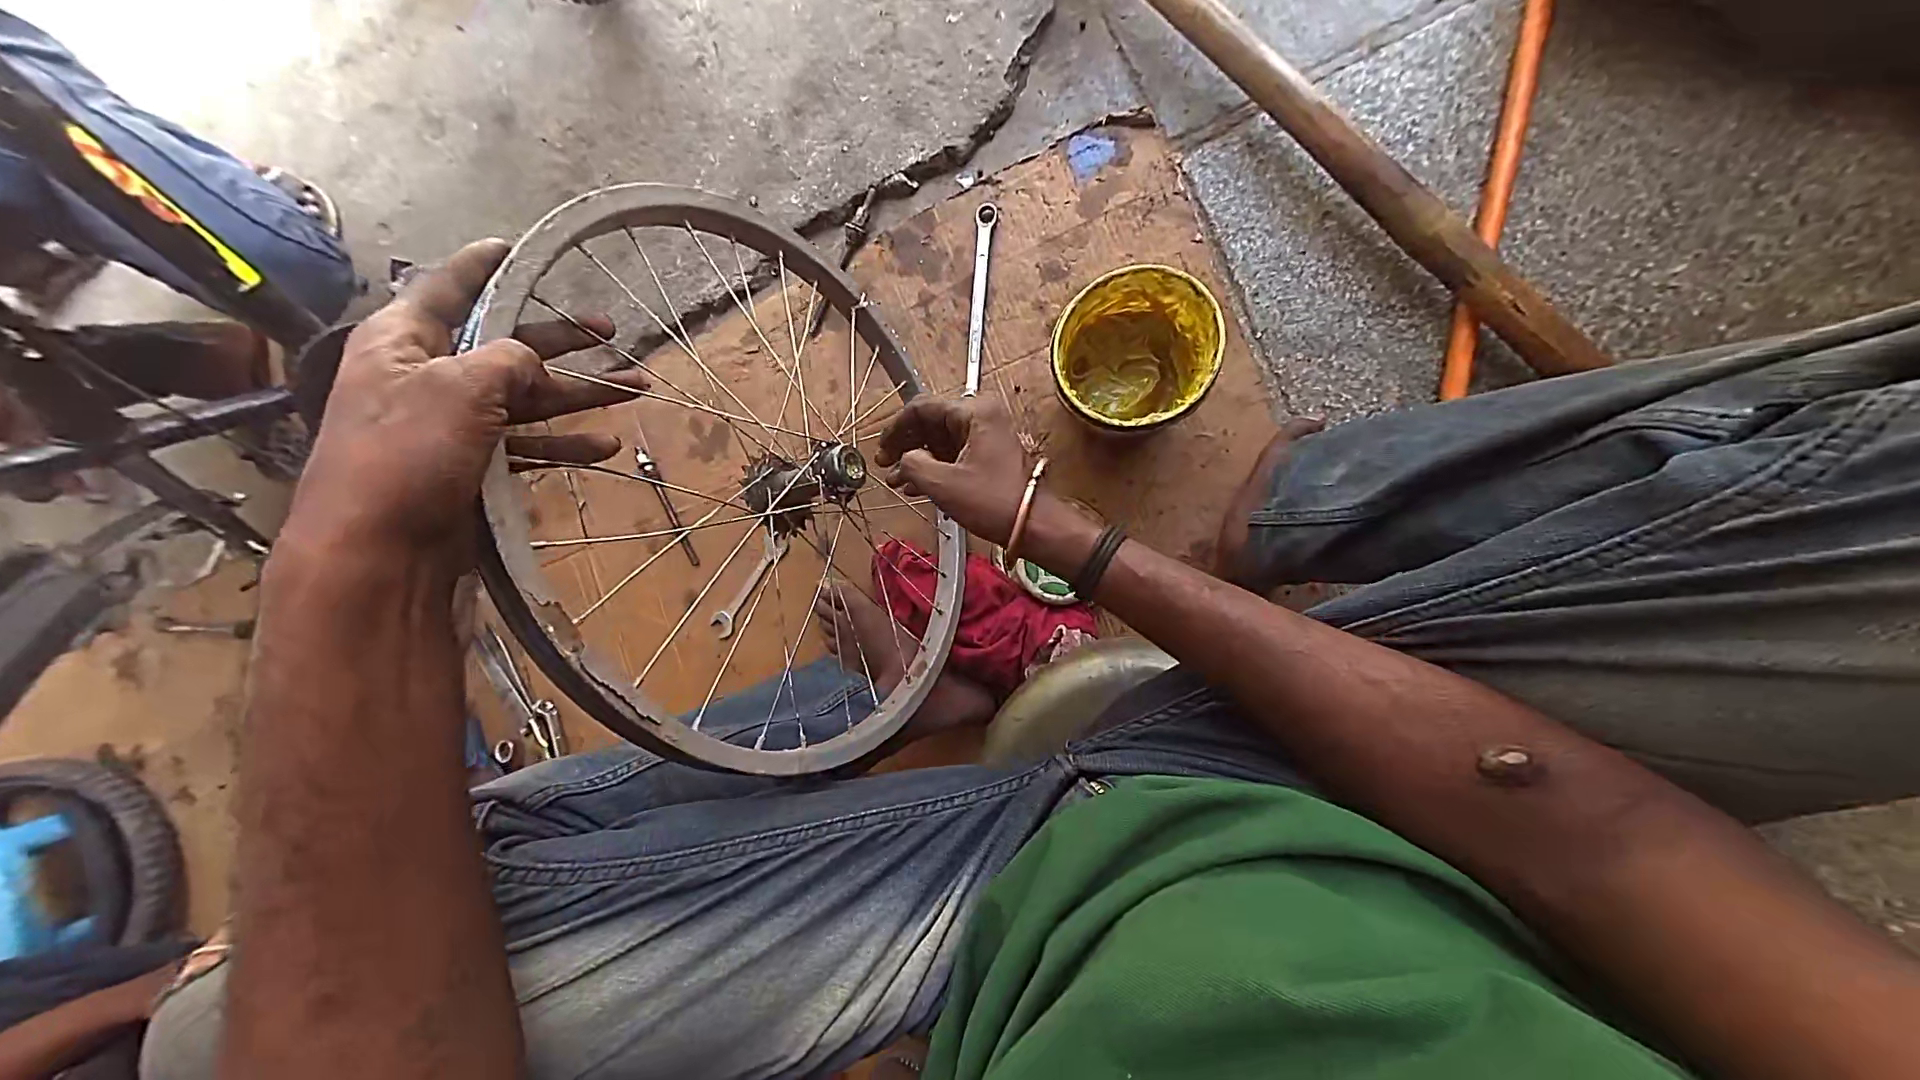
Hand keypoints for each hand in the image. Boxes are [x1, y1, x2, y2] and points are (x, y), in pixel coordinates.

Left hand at [284, 239, 648, 560]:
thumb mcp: (459, 387)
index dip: (481, 266)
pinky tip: (605, 446)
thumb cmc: (406, 452)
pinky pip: (530, 445)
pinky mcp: (475, 466)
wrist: (381, 548)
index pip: (447, 289)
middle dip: (562, 340)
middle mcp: (428, 378)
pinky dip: (566, 444)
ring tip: (634, 389)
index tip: (514, 248)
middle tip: (610, 330)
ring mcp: (454, 425)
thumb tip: (533, 360)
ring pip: (530, 398)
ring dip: (582, 395)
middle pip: (507, 346)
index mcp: (404, 342)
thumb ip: (507, 360)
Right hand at [874, 395, 1030, 544]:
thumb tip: (902, 461)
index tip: (880, 450)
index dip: (895, 429)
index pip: (921, 407)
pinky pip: (953, 453)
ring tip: (897, 480)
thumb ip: (912, 465)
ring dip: (917, 459)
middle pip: (930, 422)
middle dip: (905, 445)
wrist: (1032, 525)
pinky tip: (916, 486)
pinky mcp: (988, 455)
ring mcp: (987, 435)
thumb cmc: (993, 502)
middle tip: (885, 465)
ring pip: (940, 440)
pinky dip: (933, 467)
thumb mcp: (943, 483)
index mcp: (974, 412)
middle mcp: (982, 416)